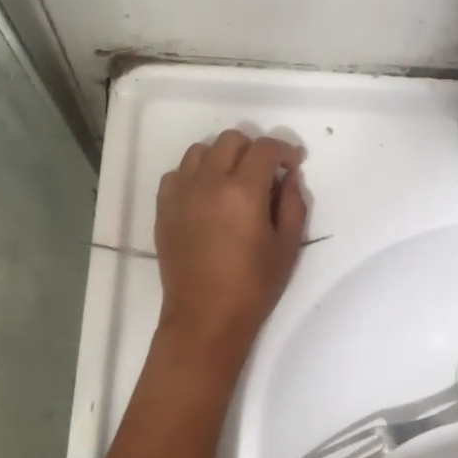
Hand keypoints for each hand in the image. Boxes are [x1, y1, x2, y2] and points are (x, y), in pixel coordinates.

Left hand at [154, 130, 308, 363]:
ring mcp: (181, 193)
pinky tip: (206, 195)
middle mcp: (208, 182)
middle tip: (265, 173)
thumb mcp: (288, 246)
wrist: (205, 317)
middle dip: (253, 149)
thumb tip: (288, 176)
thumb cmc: (253, 287)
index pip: (265, 148)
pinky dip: (194, 174)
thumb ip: (293, 203)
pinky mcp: (164, 208)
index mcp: (243, 191)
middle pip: (230, 140)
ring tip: (233, 180)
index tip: (293, 163)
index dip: (284, 150)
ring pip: (200, 150)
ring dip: (221, 157)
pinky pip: (177, 173)